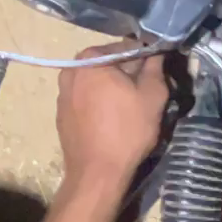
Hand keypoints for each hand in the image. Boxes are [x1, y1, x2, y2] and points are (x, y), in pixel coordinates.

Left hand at [56, 41, 169, 188]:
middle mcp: (71, 70)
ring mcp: (62, 93)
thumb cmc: (127, 130)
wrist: (96, 174)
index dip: (148, 60)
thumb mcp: (153, 95)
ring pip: (98, 83)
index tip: (159, 76)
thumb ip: (156, 67)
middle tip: (149, 95)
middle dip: (130, 76)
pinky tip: (114, 122)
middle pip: (111, 65)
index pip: (128, 48)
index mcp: (90, 58)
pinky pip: (87, 100)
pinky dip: (101, 105)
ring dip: (116, 90)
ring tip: (133, 110)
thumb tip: (157, 52)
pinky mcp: (62, 114)